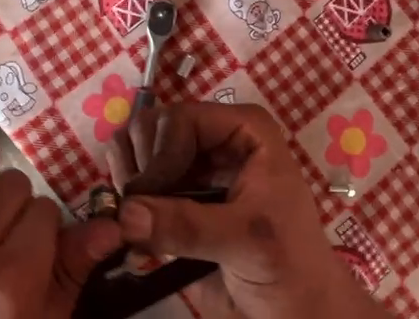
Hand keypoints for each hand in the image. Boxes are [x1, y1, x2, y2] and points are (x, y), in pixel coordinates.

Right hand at [107, 103, 381, 318]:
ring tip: (140, 219)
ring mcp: (188, 164)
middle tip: (141, 209)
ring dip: (127, 182)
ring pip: (134, 148)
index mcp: (241, 128)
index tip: (149, 196)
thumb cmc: (288, 267)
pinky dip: (123, 200)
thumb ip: (190, 226)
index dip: (160, 154)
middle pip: (150, 127)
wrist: (295, 311)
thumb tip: (126, 215)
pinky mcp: (171, 194)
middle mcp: (210, 136)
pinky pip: (131, 180)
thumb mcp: (247, 241)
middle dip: (140, 167)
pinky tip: (134, 227)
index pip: (180, 119)